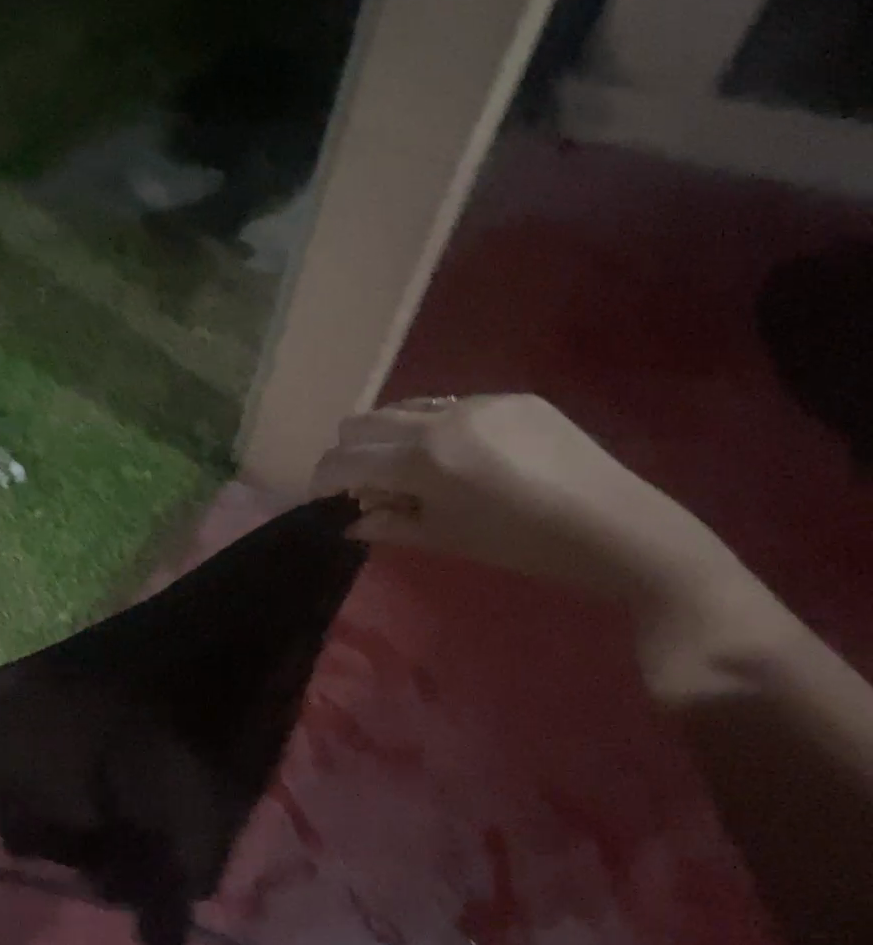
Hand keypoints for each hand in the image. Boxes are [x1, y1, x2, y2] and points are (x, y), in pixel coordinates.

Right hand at [309, 394, 726, 604]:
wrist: (622, 532)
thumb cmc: (523, 547)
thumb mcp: (443, 539)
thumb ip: (386, 523)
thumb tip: (349, 519)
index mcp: (423, 459)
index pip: (344, 460)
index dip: (323, 480)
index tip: (324, 499)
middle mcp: (442, 418)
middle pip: (361, 423)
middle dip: (350, 454)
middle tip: (363, 486)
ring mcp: (480, 401)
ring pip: (402, 408)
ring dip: (388, 438)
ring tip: (408, 470)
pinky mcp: (513, 397)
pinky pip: (450, 405)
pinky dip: (434, 429)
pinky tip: (461, 458)